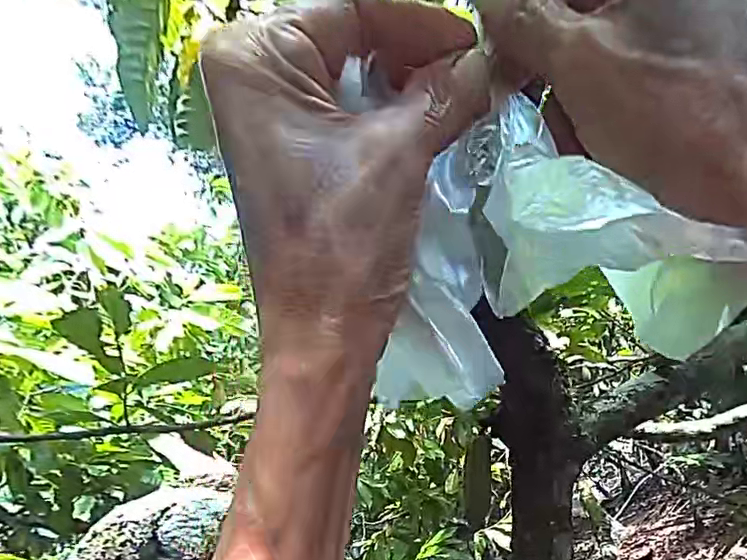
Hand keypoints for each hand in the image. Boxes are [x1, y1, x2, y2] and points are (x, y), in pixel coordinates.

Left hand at [199, 0, 489, 559]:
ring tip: (468, 96)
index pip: (351, 8)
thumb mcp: (397, 159)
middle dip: (419, 53)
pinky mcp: (301, 162)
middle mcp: (256, 80)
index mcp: (257, 60)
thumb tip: (491, 59)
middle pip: (352, 39)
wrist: (324, 339)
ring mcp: (276, 124)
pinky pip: (355, 121)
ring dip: (414, 87)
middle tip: (479, 71)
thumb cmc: (345, 250)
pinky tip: (438, 124)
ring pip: (358, 81)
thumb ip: (442, 96)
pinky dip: (398, 120)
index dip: (421, 22)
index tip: (478, 41)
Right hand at [476, 0, 746, 334]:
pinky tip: (608, 150)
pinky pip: (629, 84)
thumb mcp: (581, 63)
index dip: (519, 26)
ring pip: (600, 56)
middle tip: (547, 118)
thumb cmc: (668, 118)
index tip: (503, 69)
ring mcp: (687, 29)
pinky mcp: (695, 73)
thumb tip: (491, 8)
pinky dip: (607, 115)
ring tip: (585, 146)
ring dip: (578, 103)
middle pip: (578, 21)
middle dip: (552, 71)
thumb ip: (525, 22)